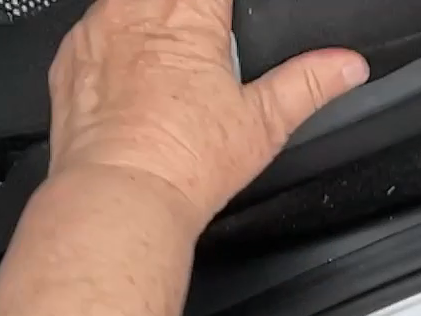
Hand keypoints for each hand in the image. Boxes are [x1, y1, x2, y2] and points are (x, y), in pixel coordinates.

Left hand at [47, 0, 368, 229]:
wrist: (126, 192)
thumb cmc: (188, 161)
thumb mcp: (265, 124)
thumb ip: (307, 85)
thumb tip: (347, 66)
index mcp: (191, 15)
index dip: (225, 9)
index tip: (228, 24)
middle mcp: (137, 8)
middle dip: (190, 16)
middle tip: (203, 48)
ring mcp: (99, 29)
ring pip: (128, 1)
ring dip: (151, 19)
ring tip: (171, 73)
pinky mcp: (73, 58)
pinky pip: (94, 31)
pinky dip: (115, 46)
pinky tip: (136, 86)